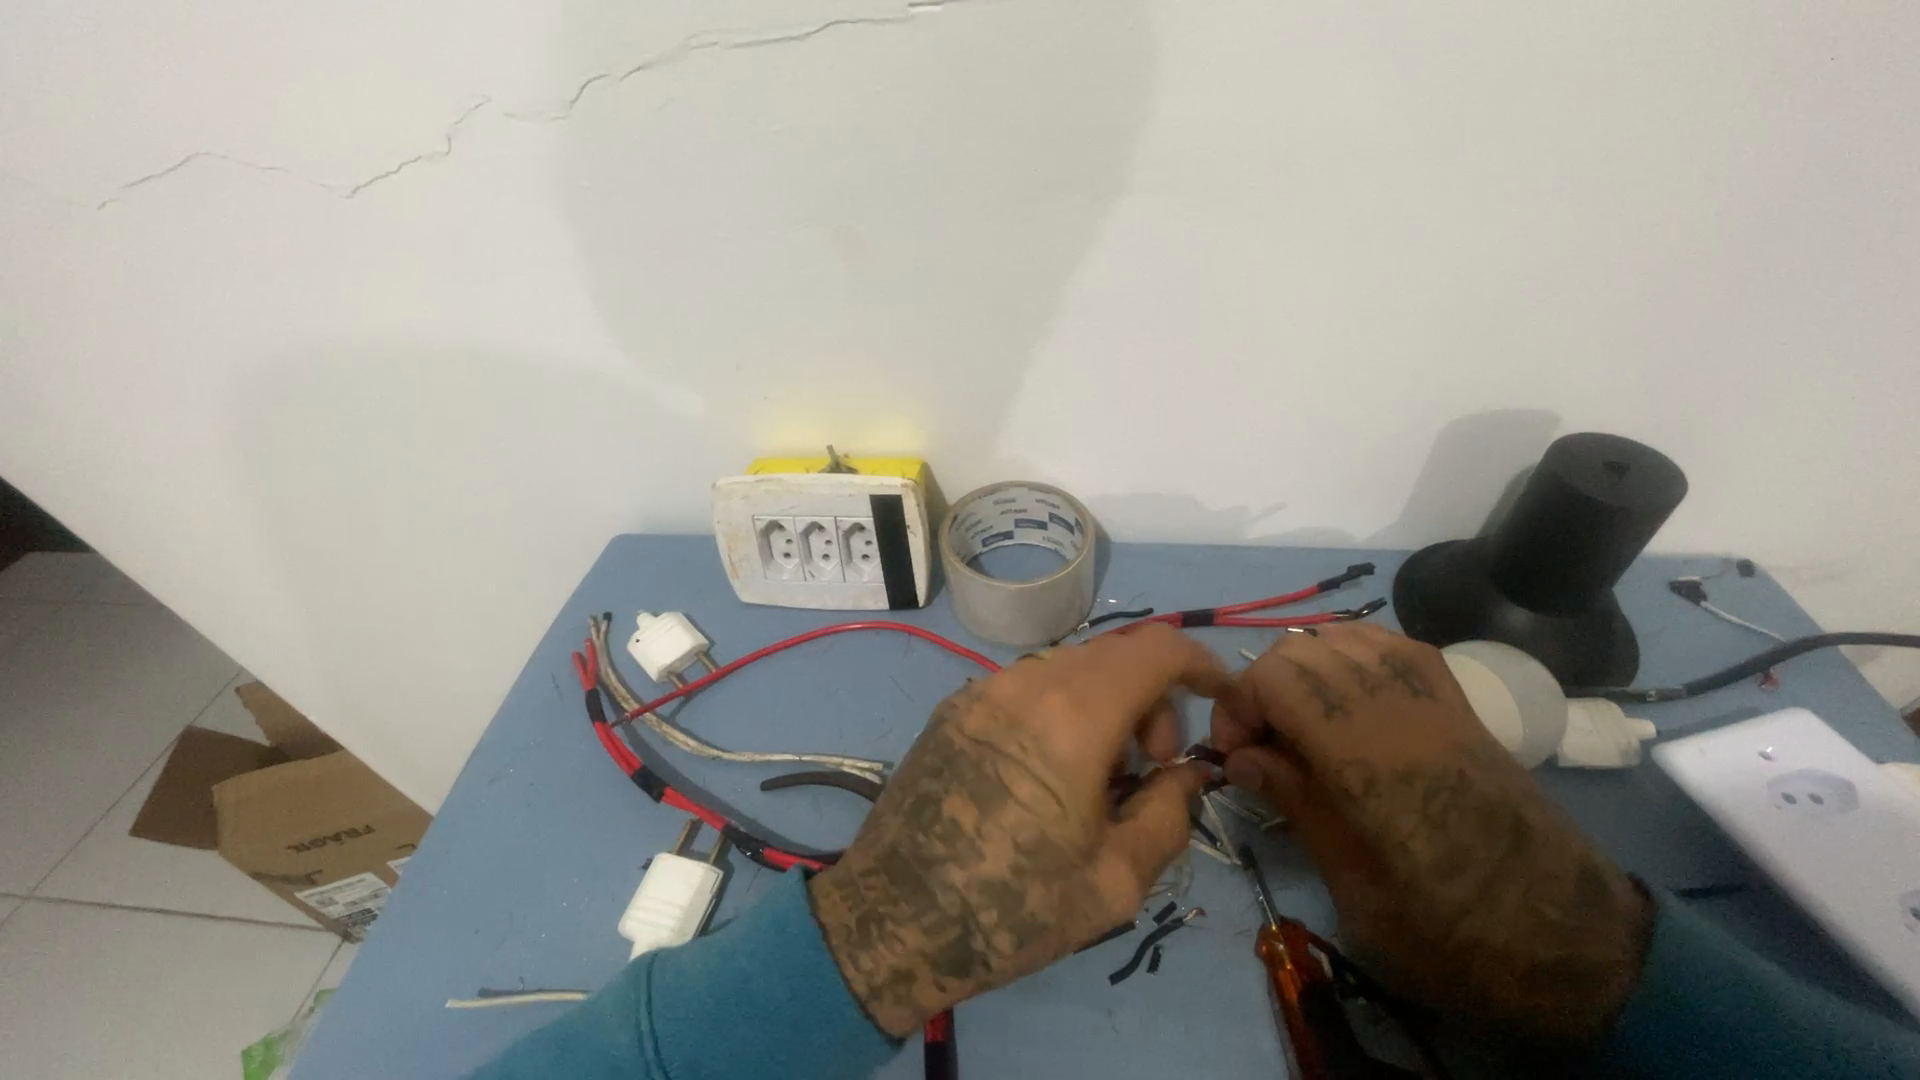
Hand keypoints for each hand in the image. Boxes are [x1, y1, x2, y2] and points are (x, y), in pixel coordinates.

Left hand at [809, 624, 1228, 1036]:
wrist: (895, 915)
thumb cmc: (1013, 908)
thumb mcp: (1115, 881)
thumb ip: (1168, 813)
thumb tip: (1187, 774)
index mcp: (1073, 718)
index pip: (1155, 649)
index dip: (1200, 663)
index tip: (1217, 700)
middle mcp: (1026, 685)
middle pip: (1114, 655)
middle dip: (1152, 698)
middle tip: (1150, 768)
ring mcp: (982, 691)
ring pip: (1069, 668)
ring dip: (1105, 703)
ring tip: (1097, 777)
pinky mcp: (953, 708)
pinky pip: (1026, 687)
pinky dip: (1060, 708)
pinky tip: (1047, 770)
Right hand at [1212, 623, 1653, 1043]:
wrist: (1570, 938)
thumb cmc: (1452, 932)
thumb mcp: (1355, 891)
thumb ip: (1297, 806)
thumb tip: (1241, 757)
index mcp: (1368, 761)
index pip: (1276, 678)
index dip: (1236, 705)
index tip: (1234, 754)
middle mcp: (1399, 710)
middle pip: (1300, 649)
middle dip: (1260, 686)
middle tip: (1260, 743)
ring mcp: (1435, 698)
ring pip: (1341, 635)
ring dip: (1302, 668)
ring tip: (1299, 722)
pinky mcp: (1458, 702)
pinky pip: (1389, 643)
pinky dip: (1349, 655)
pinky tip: (1343, 699)